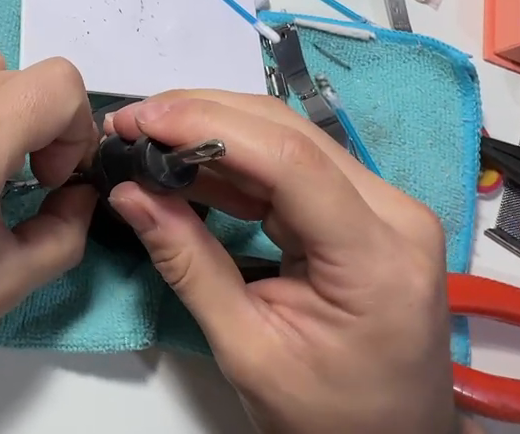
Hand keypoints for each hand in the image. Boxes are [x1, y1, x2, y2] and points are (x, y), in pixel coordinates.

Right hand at [106, 90, 455, 433]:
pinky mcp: (363, 204)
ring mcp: (382, 203)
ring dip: (209, 128)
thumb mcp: (246, 350)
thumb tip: (127, 192)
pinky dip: (230, 155)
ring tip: (145, 135)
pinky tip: (183, 158)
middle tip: (130, 123)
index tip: (139, 121)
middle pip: (285, 132)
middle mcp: (392, 212)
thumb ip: (187, 263)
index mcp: (375, 258)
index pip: (288, 160)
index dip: (207, 126)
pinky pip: (288, 160)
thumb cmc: (327, 418)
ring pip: (283, 135)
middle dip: (199, 115)